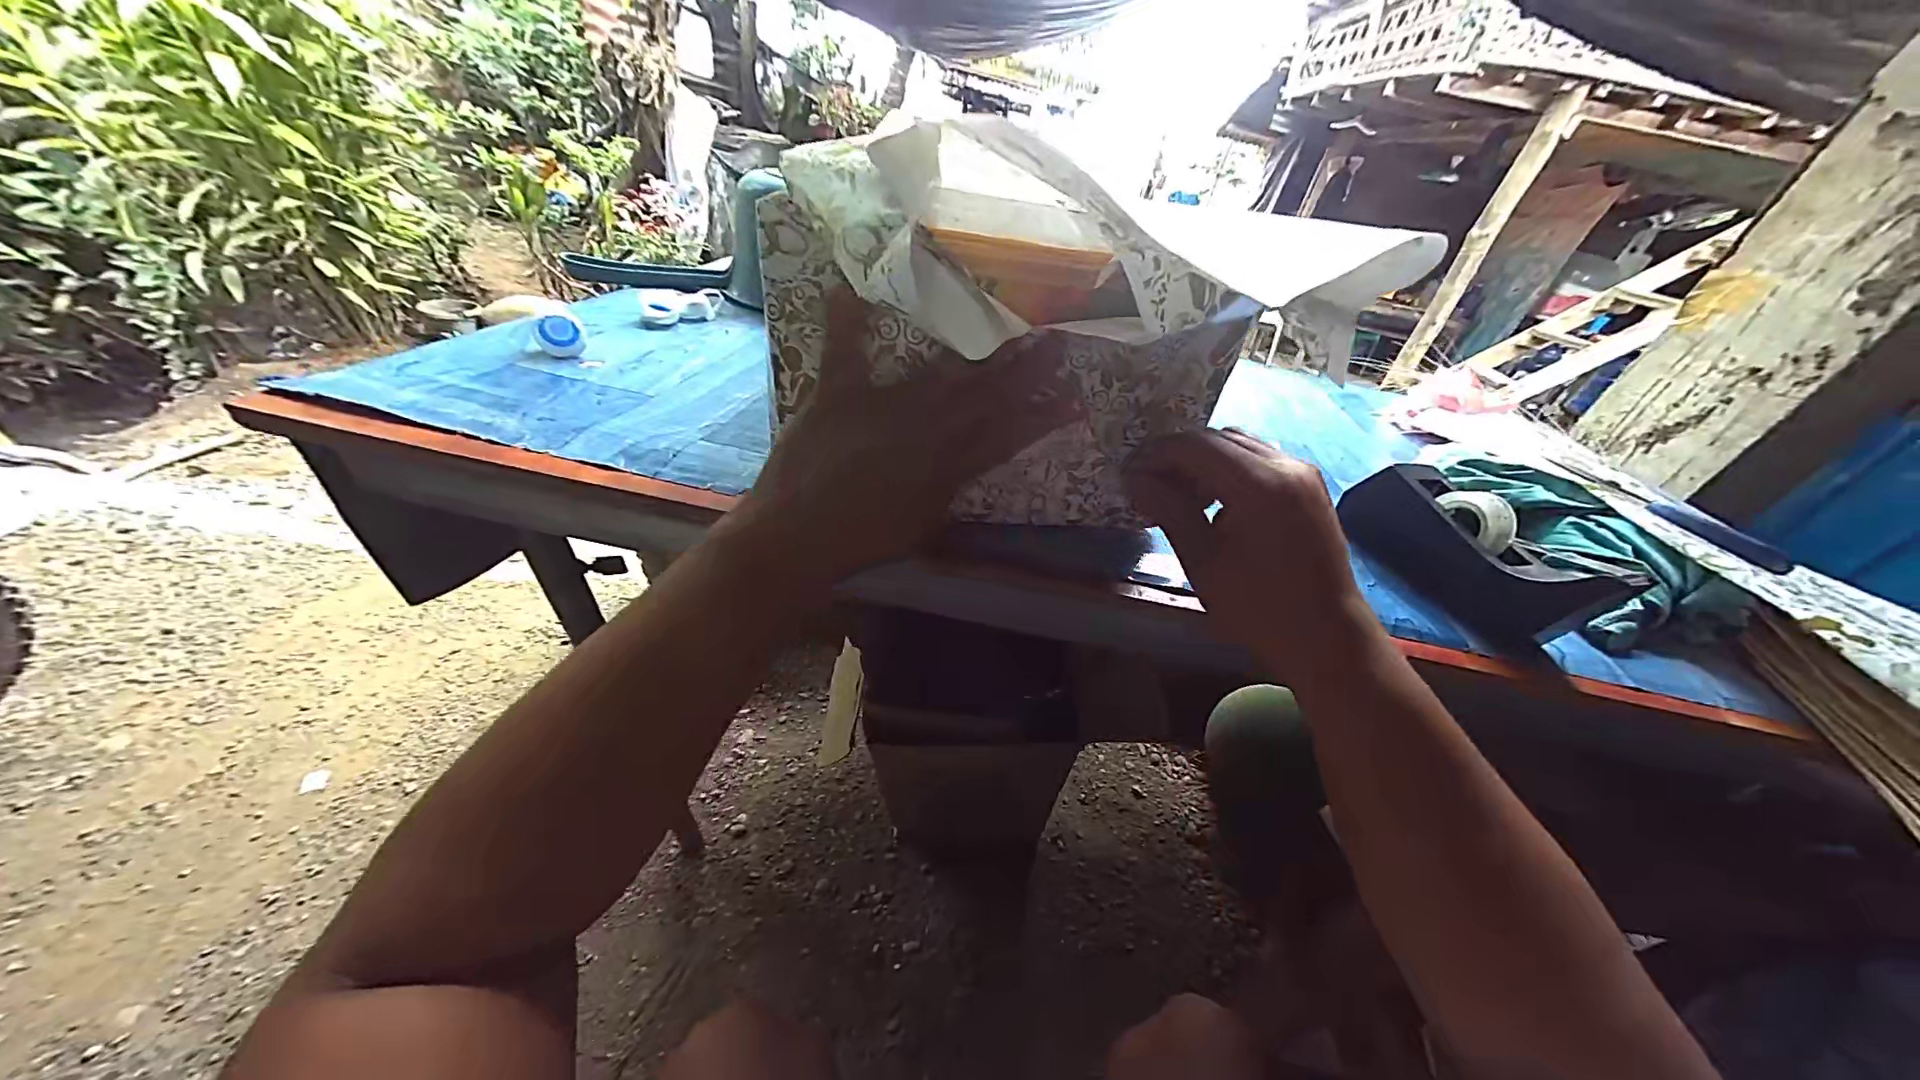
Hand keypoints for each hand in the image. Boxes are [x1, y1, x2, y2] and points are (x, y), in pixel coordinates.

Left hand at [719, 290, 1080, 588]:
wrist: (798, 539)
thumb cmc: (862, 541)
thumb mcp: (923, 523)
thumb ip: (950, 487)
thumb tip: (971, 460)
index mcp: (948, 467)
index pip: (1007, 436)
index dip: (1042, 417)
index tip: (1074, 399)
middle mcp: (927, 430)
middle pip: (986, 395)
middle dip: (1026, 369)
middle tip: (1057, 341)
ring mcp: (884, 406)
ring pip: (942, 372)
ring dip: (979, 351)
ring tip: (1009, 324)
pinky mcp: (839, 394)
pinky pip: (844, 349)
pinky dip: (845, 318)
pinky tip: (848, 285)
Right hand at [1124, 429, 1376, 670]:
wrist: (1326, 636)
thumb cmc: (1259, 609)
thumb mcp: (1203, 561)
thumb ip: (1169, 510)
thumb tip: (1135, 479)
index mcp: (1259, 485)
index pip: (1194, 445)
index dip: (1154, 454)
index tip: (1128, 474)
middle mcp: (1286, 466)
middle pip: (1216, 438)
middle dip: (1175, 456)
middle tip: (1145, 484)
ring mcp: (1302, 473)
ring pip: (1237, 445)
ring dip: (1200, 462)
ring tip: (1173, 494)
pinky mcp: (1308, 485)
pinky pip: (1257, 460)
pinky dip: (1226, 470)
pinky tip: (1209, 501)